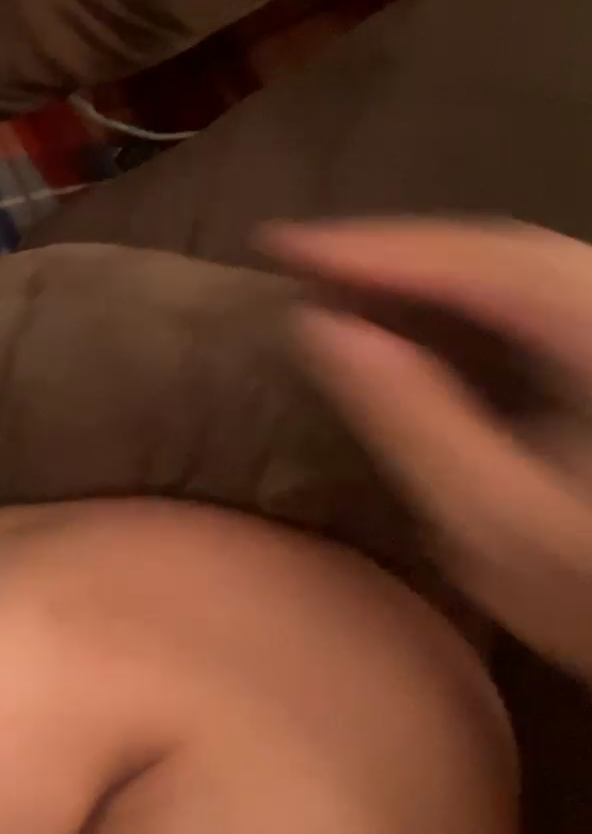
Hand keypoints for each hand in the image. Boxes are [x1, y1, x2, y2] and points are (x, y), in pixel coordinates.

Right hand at [263, 218, 591, 679]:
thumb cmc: (591, 590)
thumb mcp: (491, 521)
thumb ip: (409, 417)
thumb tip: (317, 324)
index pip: (491, 267)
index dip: (375, 247)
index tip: (275, 244)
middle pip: (517, 252)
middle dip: (397, 246)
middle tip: (295, 255)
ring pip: (539, 265)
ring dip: (432, 264)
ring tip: (342, 274)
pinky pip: (556, 292)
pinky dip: (475, 287)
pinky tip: (421, 306)